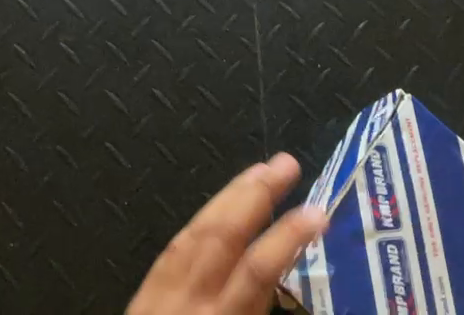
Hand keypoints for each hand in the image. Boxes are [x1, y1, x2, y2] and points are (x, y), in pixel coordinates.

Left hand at [128, 152, 329, 314]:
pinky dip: (200, 222)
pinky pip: (173, 249)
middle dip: (257, 195)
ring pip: (197, 232)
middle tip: (288, 164)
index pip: (258, 272)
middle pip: (223, 236)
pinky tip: (215, 209)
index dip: (288, 237)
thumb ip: (264, 310)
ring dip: (230, 197)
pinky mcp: (144, 298)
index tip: (319, 211)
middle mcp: (192, 305)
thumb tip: (289, 293)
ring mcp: (162, 297)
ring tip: (259, 172)